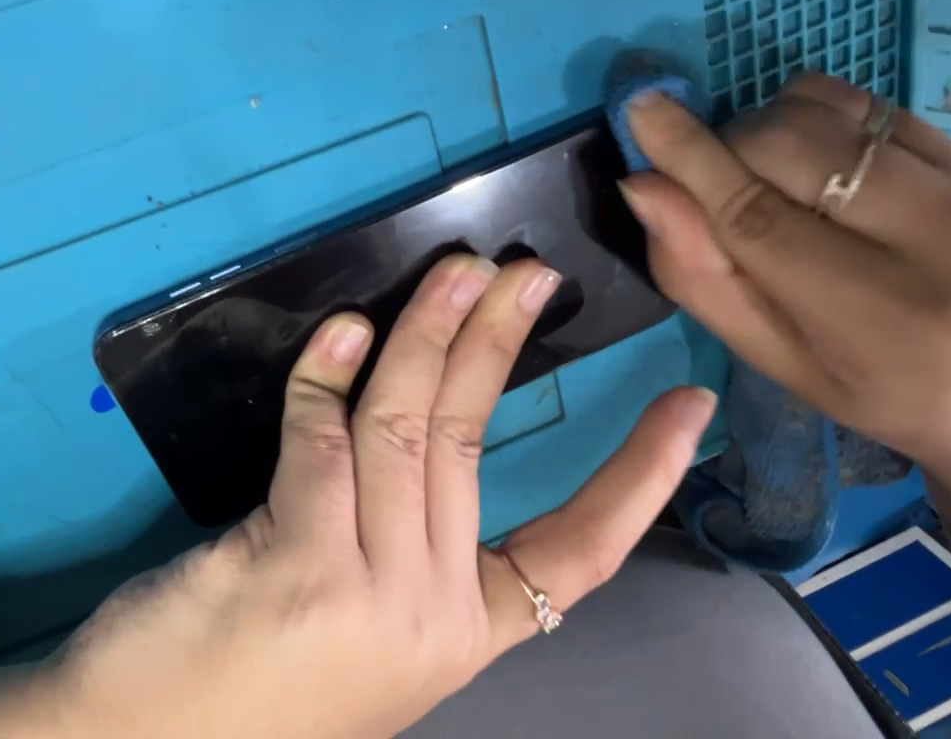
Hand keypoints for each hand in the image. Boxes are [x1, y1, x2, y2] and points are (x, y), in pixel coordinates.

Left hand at [36, 254, 716, 738]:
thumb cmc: (260, 679)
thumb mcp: (361, 616)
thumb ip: (396, 526)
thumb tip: (408, 393)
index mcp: (465, 632)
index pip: (583, 550)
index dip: (642, 475)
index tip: (689, 404)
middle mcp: (432, 618)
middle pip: (474, 443)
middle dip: (500, 342)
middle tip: (523, 272)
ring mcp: (370, 594)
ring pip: (408, 426)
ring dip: (428, 331)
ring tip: (455, 271)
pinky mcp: (298, 565)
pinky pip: (323, 436)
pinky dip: (328, 373)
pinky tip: (344, 329)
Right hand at [617, 73, 950, 574]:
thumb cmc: (866, 389)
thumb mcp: (766, 355)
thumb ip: (700, 274)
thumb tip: (643, 186)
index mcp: (886, 323)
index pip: (761, 219)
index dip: (690, 161)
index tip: (640, 110)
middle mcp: (950, 248)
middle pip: (793, 145)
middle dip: (729, 147)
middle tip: (716, 182)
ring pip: (826, 110)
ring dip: (769, 128)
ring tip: (772, 179)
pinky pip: (864, 103)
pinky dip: (813, 119)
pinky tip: (817, 166)